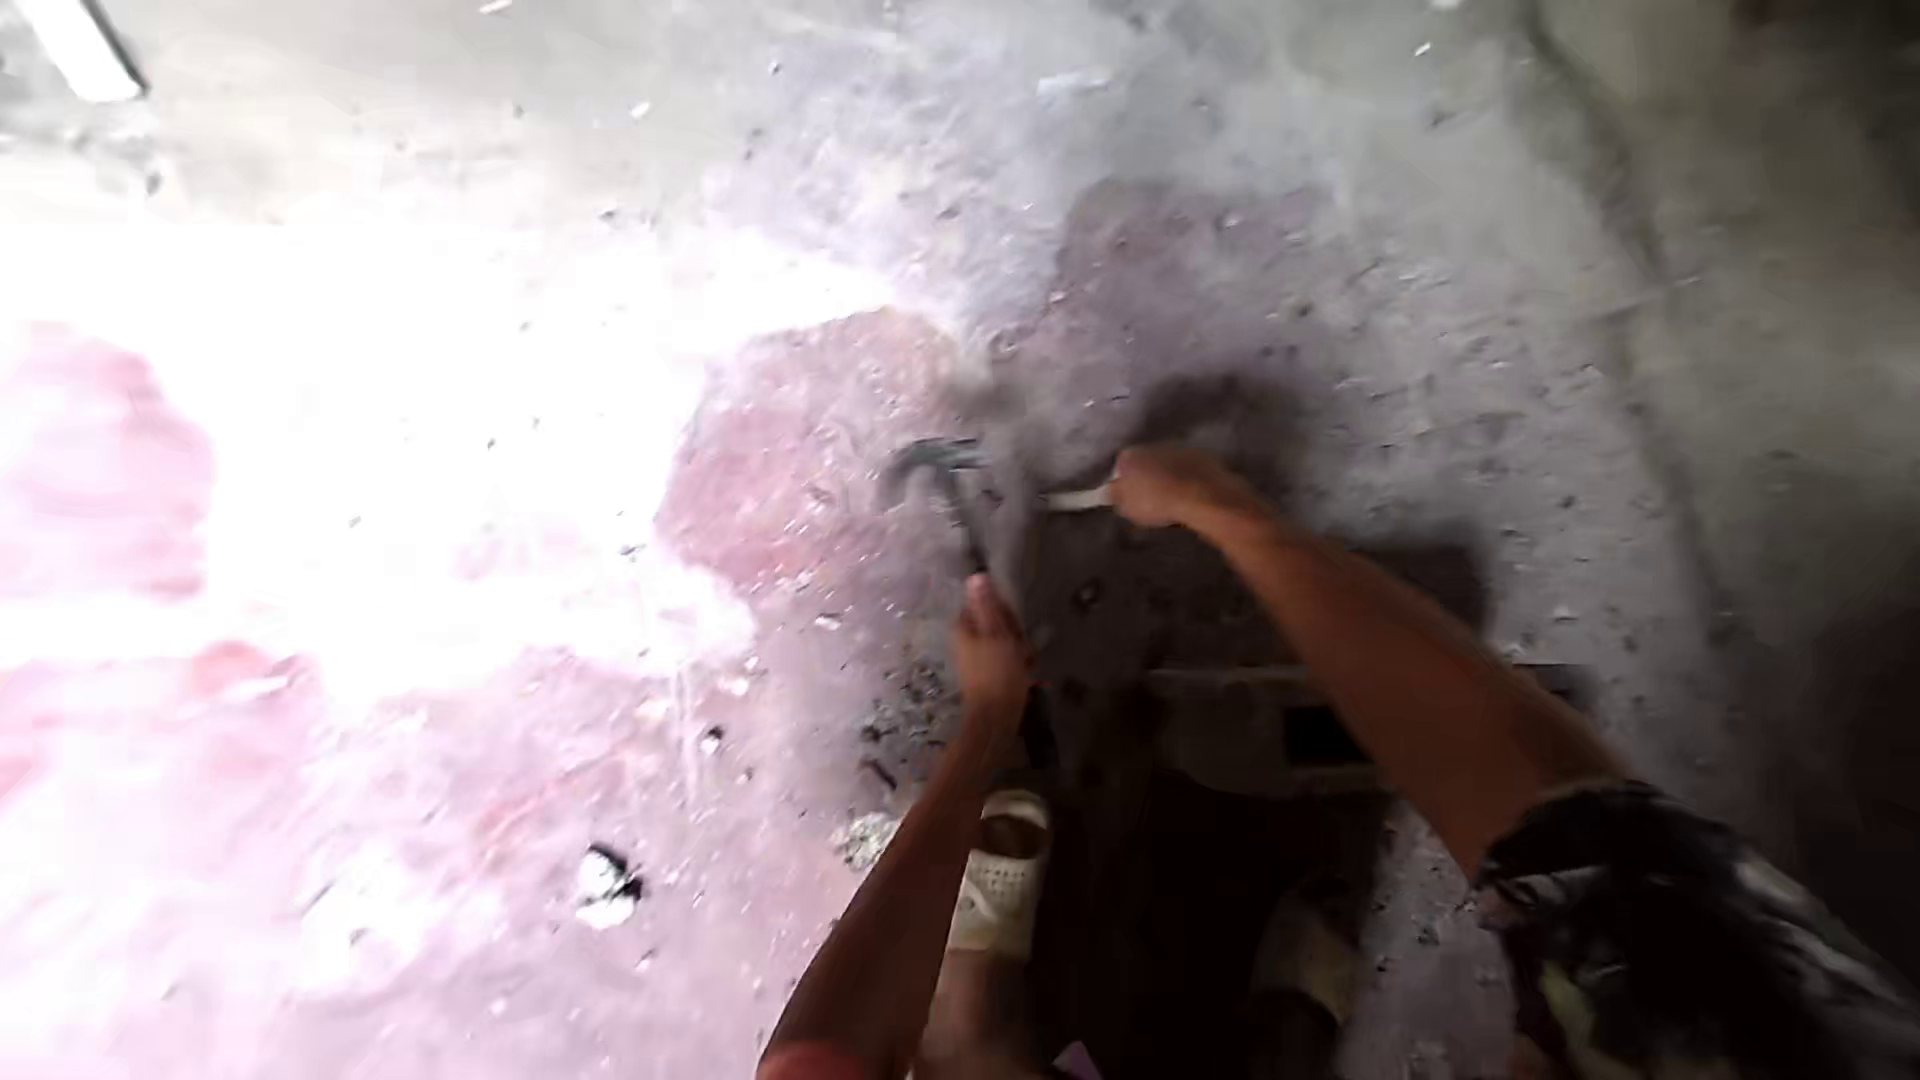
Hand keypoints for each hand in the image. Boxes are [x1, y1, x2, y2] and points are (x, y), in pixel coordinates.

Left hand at [952, 574, 1029, 718]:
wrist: (996, 718)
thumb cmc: (997, 673)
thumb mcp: (996, 634)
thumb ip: (987, 606)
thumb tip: (976, 576)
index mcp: (964, 627)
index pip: (986, 603)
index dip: (1005, 611)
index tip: (1016, 624)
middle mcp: (966, 639)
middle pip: (996, 621)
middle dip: (1014, 631)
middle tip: (1023, 646)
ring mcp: (977, 657)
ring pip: (1005, 640)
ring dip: (1019, 647)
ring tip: (1027, 662)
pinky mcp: (988, 672)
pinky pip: (1007, 657)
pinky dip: (1018, 662)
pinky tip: (1026, 671)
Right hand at [1109, 443, 1257, 528]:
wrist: (1203, 497)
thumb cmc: (1158, 503)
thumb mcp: (1126, 506)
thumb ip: (1114, 495)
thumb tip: (1108, 489)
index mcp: (1130, 456)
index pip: (1119, 467)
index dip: (1123, 484)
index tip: (1129, 498)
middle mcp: (1153, 445)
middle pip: (1145, 463)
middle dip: (1146, 478)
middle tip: (1150, 500)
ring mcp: (1180, 448)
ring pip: (1167, 464)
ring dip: (1168, 477)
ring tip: (1172, 499)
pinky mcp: (1203, 455)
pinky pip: (1189, 468)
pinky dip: (1188, 478)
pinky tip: (1190, 494)